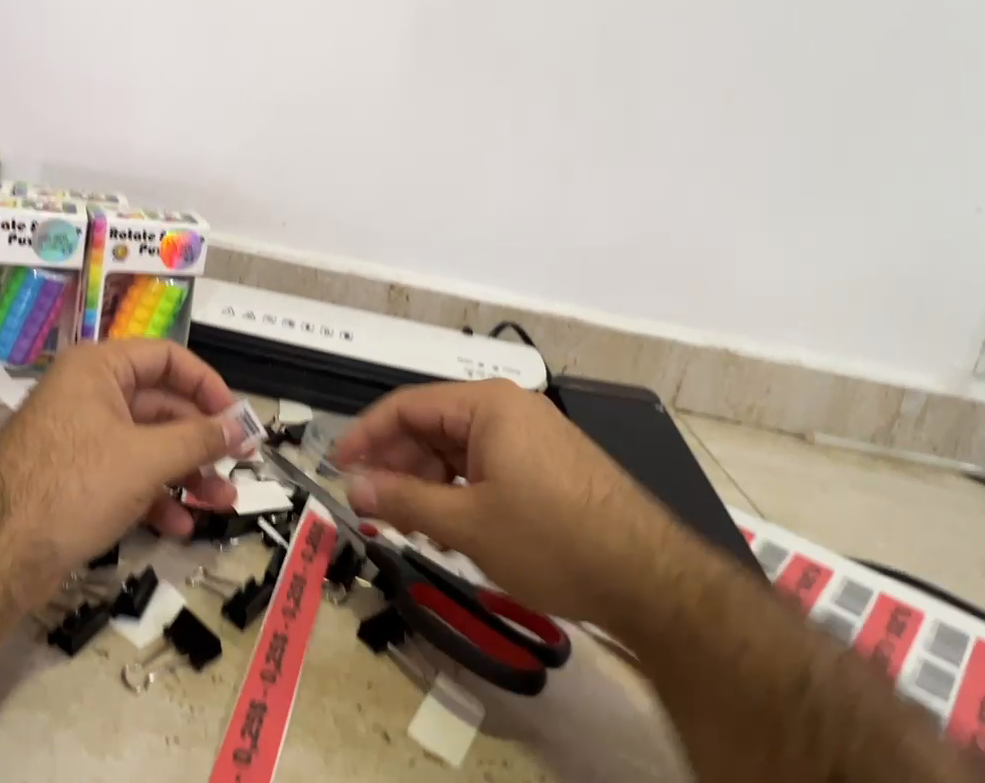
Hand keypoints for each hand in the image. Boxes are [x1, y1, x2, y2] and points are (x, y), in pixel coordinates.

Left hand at [0, 340, 253, 603]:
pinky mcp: (76, 477)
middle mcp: (89, 394)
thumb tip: (240, 426)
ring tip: (221, 505)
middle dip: (202, 442)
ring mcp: (81, 437)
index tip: (237, 418)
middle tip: (239, 467)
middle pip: (162, 406)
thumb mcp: (146, 459)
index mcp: (98, 368)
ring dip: (187, 474)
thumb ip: (199, 438)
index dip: (208, 385)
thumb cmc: (74, 487)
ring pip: (148, 446)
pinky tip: (180, 526)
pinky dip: (156, 496)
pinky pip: (128, 474)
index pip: (167, 358)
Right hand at [331, 379, 683, 628]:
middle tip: (368, 505)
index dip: (366, 435)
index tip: (336, 466)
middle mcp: (508, 410)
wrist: (649, 580)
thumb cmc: (551, 540)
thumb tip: (352, 484)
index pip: (407, 406)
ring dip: (426, 485)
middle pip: (432, 427)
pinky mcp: (546, 466)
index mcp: (488, 404)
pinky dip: (458, 493)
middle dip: (397, 466)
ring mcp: (531, 438)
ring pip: (457, 452)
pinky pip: (484, 468)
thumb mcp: (466, 522)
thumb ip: (402, 499)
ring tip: (407, 524)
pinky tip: (448, 528)